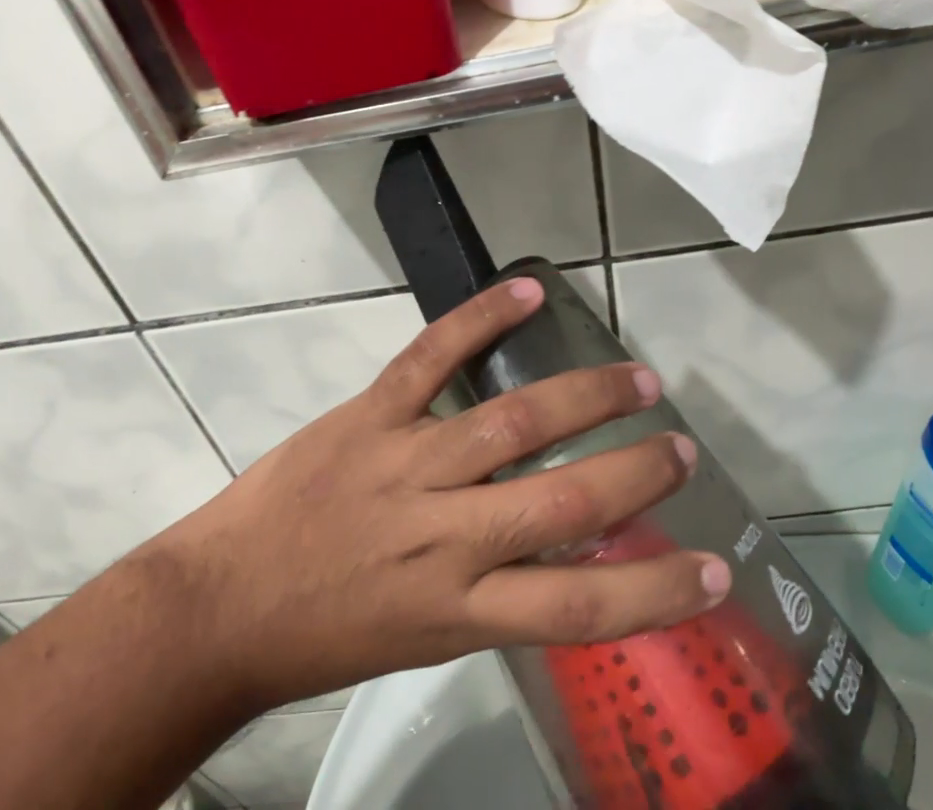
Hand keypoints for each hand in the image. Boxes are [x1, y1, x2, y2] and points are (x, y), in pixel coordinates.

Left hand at [147, 277, 732, 713]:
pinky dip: (479, 319)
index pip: (583, 607)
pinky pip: (429, 358)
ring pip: (513, 423)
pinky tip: (527, 292)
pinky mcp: (367, 417)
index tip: (715, 571)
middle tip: (679, 450)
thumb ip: (497, 597)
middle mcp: (445, 536)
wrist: (217, 608)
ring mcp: (406, 466)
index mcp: (461, 607)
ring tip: (639, 380)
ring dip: (586, 396)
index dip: (659, 591)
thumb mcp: (424, 639)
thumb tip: (565, 556)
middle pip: (564, 503)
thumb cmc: (324, 635)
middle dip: (636, 474)